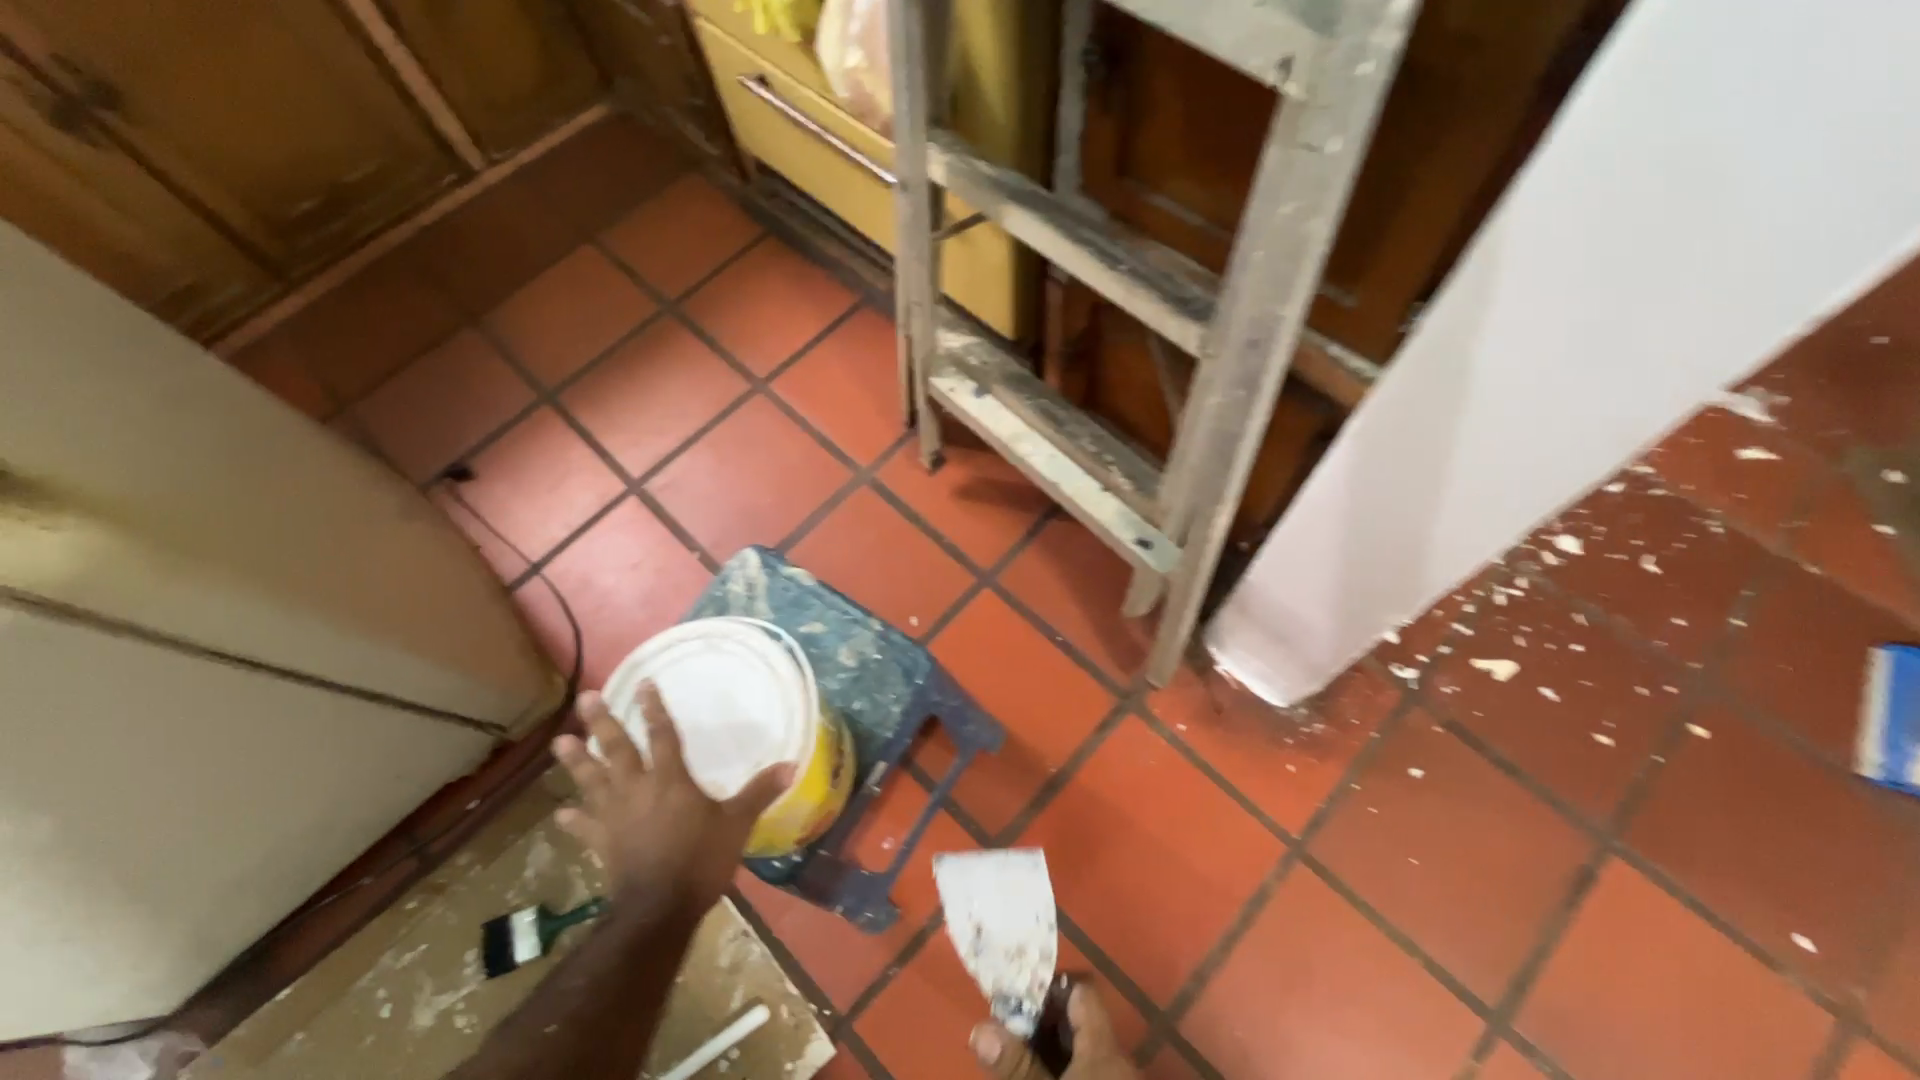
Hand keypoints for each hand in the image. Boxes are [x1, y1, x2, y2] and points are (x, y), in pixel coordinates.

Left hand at [551, 685, 793, 920]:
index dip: (654, 709)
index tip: (643, 683)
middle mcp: (637, 790)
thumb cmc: (701, 861)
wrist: (659, 909)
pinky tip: (562, 813)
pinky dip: (573, 819)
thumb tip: (791, 765)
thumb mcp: (737, 825)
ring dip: (576, 762)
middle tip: (585, 698)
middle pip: (616, 750)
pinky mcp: (602, 842)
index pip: (662, 736)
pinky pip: (585, 826)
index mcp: (670, 780)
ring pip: (592, 781)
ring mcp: (614, 816)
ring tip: (560, 742)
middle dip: (602, 723)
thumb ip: (758, 793)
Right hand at [972, 984, 1139, 1079]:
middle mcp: (1116, 1061)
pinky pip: (1085, 1074)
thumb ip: (1016, 1066)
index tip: (1012, 998)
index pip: (1081, 991)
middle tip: (1002, 1033)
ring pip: (1078, 1052)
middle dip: (1038, 1024)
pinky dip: (1059, 1072)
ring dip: (1045, 1052)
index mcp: (1104, 1049)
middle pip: (1076, 1023)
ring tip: (1010, 1059)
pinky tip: (1034, 1078)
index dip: (1047, 988)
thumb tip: (980, 1027)